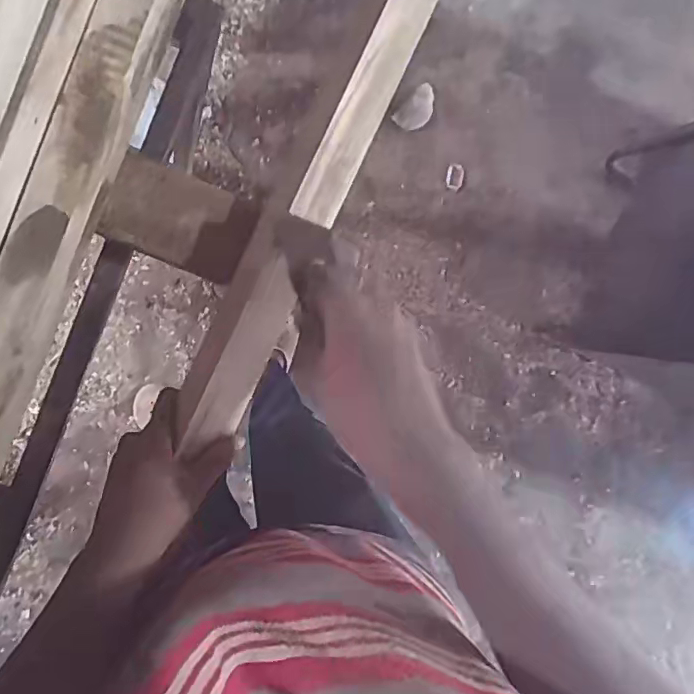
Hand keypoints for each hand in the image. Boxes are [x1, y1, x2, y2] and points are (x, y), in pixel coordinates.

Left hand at [63, 387, 236, 598]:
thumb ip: (213, 460)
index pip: (167, 400)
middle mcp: (131, 442)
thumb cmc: (159, 517)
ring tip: (186, 479)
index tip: (204, 414)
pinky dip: (155, 469)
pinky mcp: (115, 480)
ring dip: (168, 455)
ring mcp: (120, 460)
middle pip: (161, 425)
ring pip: (150, 446)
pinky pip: (140, 462)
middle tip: (202, 453)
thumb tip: (230, 438)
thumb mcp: (194, 489)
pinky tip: (166, 493)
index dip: (186, 401)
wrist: (119, 554)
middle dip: (180, 435)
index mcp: (150, 437)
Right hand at [276, 220, 459, 475]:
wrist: (415, 448)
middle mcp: (378, 302)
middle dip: (320, 272)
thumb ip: (303, 338)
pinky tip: (342, 340)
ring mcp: (399, 319)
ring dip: (339, 295)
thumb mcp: (313, 378)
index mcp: (350, 307)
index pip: (320, 267)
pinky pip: (375, 313)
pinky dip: (355, 315)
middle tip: (294, 287)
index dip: (298, 255)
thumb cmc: (356, 415)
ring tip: (315, 315)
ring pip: (362, 292)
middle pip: (346, 271)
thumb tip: (298, 314)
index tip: (278, 245)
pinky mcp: (409, 338)